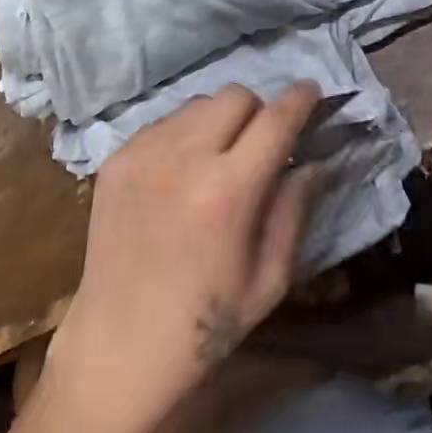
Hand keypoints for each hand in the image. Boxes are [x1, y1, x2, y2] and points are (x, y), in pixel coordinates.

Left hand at [11, 82, 324, 432]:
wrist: (120, 342)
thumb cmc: (206, 324)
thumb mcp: (268, 279)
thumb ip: (294, 211)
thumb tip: (315, 162)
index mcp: (228, 191)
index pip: (274, 120)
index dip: (299, 99)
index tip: (312, 91)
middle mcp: (183, 158)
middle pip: (234, 96)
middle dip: (258, 110)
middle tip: (262, 141)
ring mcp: (143, 153)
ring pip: (197, 103)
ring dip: (220, 119)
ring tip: (220, 156)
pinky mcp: (116, 158)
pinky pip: (162, 122)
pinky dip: (184, 133)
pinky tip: (182, 170)